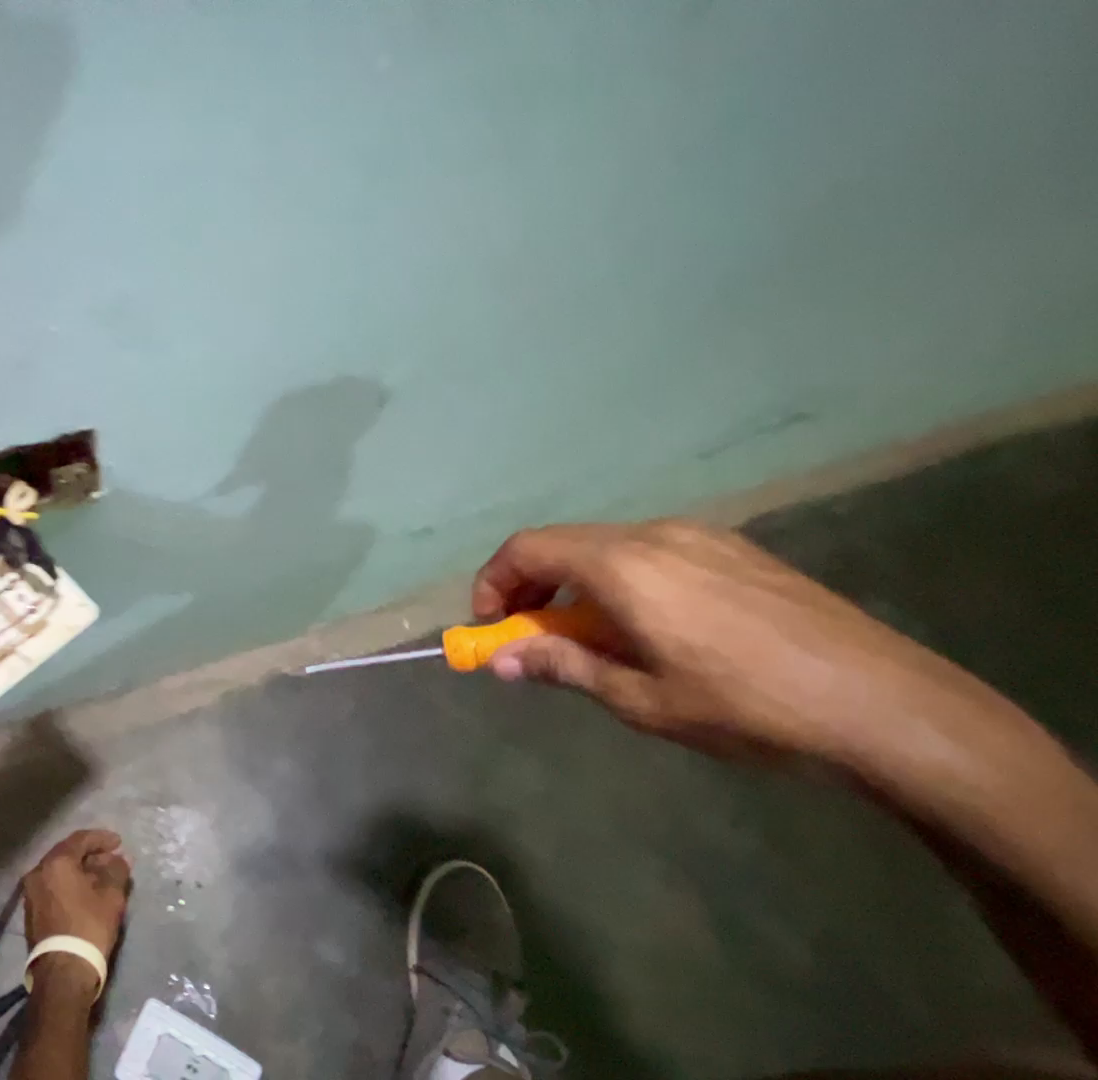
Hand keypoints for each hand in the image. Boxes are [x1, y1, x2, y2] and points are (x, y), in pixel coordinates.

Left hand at [22, 828, 130, 956]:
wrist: (63, 972)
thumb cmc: (89, 927)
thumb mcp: (111, 897)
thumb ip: (117, 871)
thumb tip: (121, 858)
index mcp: (55, 863)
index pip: (80, 839)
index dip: (101, 838)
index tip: (119, 843)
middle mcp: (37, 872)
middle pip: (67, 854)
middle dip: (91, 855)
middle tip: (112, 860)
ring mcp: (31, 893)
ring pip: (58, 872)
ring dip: (80, 871)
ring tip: (102, 878)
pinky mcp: (30, 912)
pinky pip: (52, 888)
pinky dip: (69, 885)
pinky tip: (85, 894)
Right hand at [471, 519, 1031, 771]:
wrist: (887, 706)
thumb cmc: (748, 709)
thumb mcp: (641, 700)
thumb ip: (563, 667)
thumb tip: (499, 659)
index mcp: (624, 566)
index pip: (526, 549)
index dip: (493, 584)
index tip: (489, 628)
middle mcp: (656, 535)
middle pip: (564, 544)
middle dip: (530, 589)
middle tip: (529, 640)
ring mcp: (703, 537)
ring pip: (609, 549)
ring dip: (576, 587)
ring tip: (592, 642)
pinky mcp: (738, 551)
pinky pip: (653, 554)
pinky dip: (621, 582)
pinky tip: (651, 630)